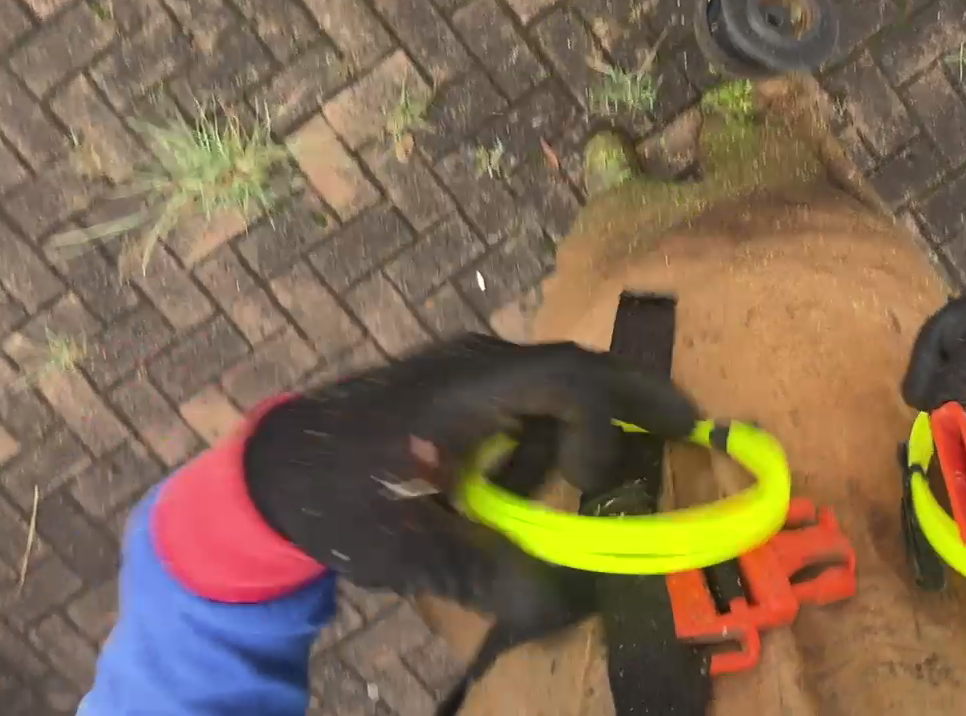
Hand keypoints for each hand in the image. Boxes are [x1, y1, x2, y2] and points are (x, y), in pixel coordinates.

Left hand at [244, 335, 697, 626]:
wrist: (274, 466)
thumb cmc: (340, 504)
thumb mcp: (413, 551)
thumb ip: (494, 574)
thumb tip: (573, 604)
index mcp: (469, 391)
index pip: (565, 379)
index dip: (601, 423)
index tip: (592, 482)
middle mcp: (481, 361)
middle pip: (579, 362)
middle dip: (639, 390)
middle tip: (691, 421)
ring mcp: (473, 362)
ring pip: (558, 379)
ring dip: (581, 426)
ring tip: (571, 482)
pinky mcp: (466, 375)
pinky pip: (531, 392)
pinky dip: (553, 428)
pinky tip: (527, 473)